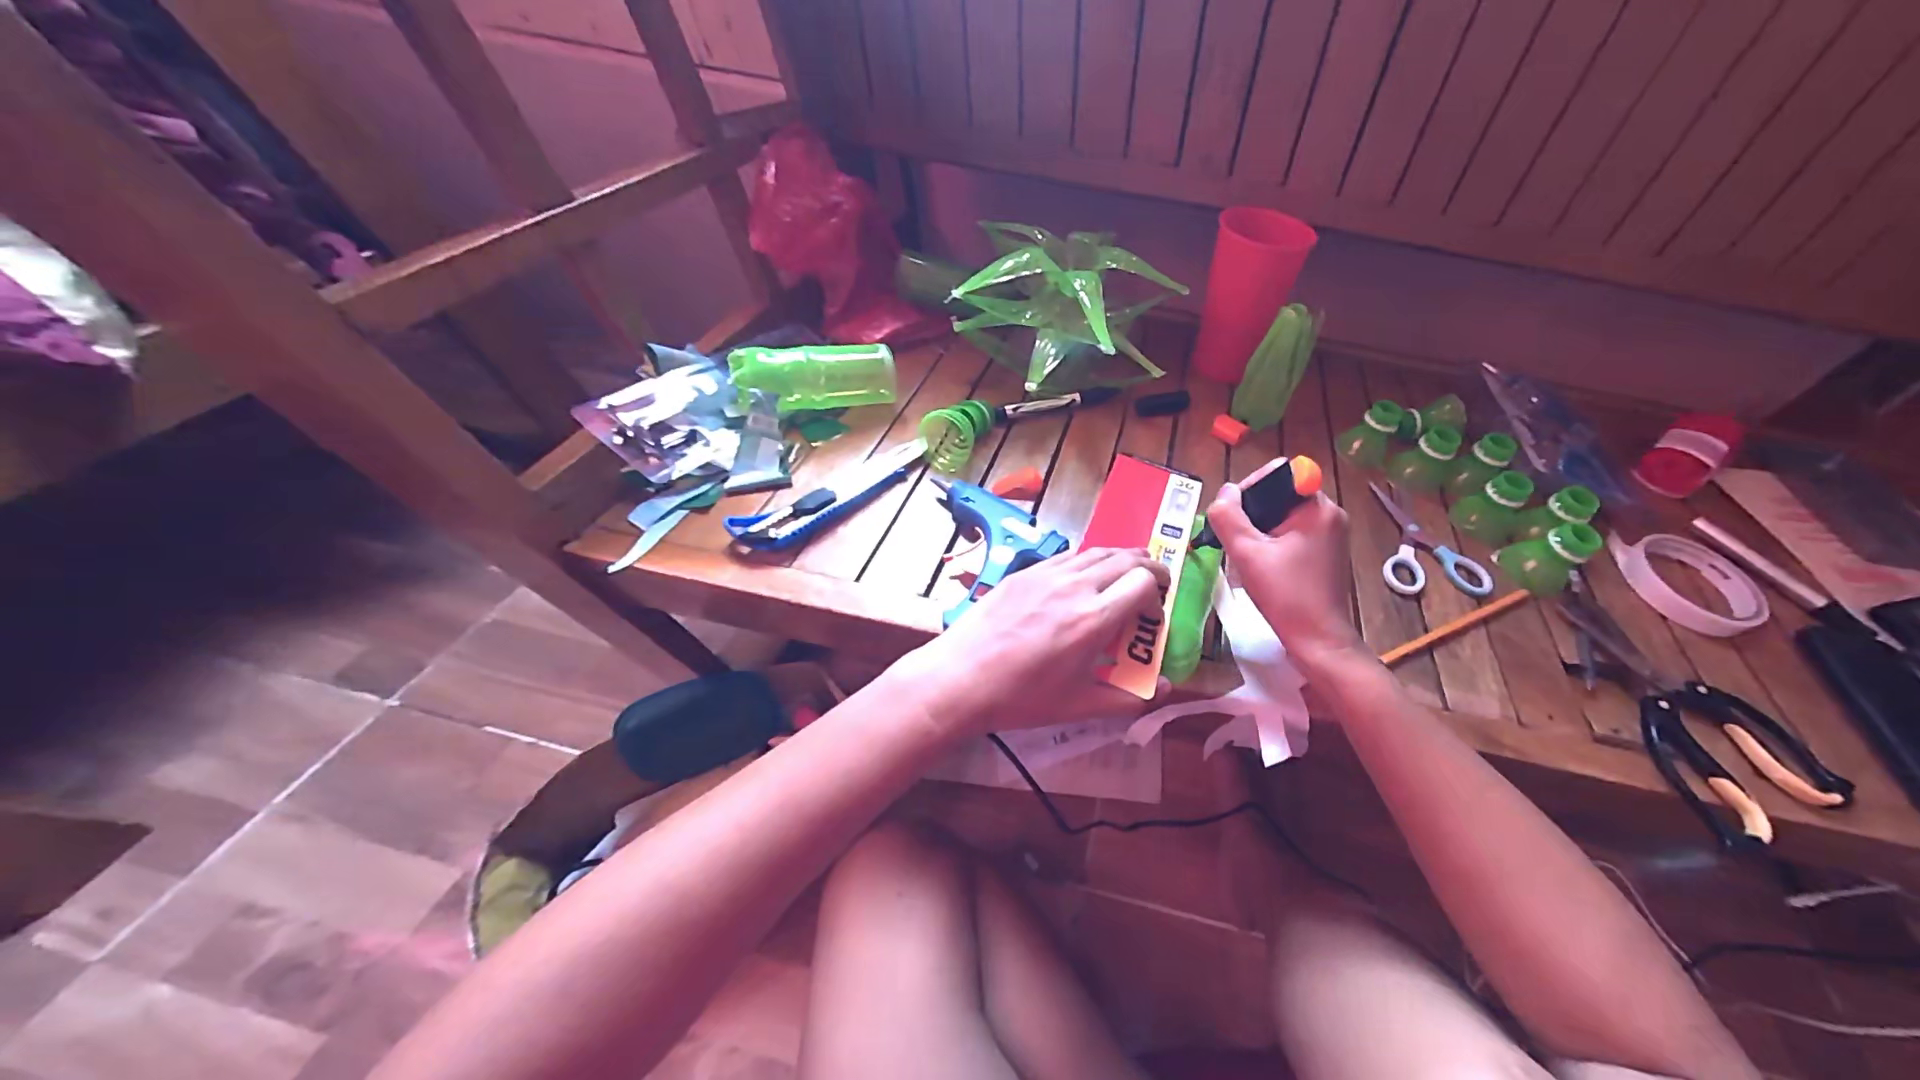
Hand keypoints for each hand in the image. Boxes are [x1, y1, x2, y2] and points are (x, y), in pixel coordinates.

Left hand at [888, 547, 1171, 736]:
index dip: (1159, 590)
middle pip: (1125, 558)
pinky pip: (1067, 556)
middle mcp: (1074, 587)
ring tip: (1123, 577)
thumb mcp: (1079, 706)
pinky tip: (1082, 579)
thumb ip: (1129, 696)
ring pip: (1095, 551)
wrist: (960, 678)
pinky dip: (1086, 561)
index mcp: (1094, 619)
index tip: (1155, 611)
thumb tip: (1166, 687)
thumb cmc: (1021, 697)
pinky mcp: (1024, 573)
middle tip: (1153, 585)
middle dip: (1148, 568)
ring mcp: (1046, 575)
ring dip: (1118, 559)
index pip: (1144, 580)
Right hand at [1206, 459, 1366, 669]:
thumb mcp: (1247, 554)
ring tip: (1242, 555)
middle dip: (1251, 514)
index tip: (1231, 516)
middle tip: (1232, 539)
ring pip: (1282, 517)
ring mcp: (1330, 535)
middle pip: (1279, 496)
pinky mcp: (1326, 553)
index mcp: (1317, 508)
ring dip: (1258, 531)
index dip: (1250, 489)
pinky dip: (1271, 544)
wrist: (1319, 640)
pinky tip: (1259, 566)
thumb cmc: (1286, 595)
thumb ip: (1229, 517)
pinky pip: (1292, 534)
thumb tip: (1224, 494)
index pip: (1279, 474)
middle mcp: (1329, 515)